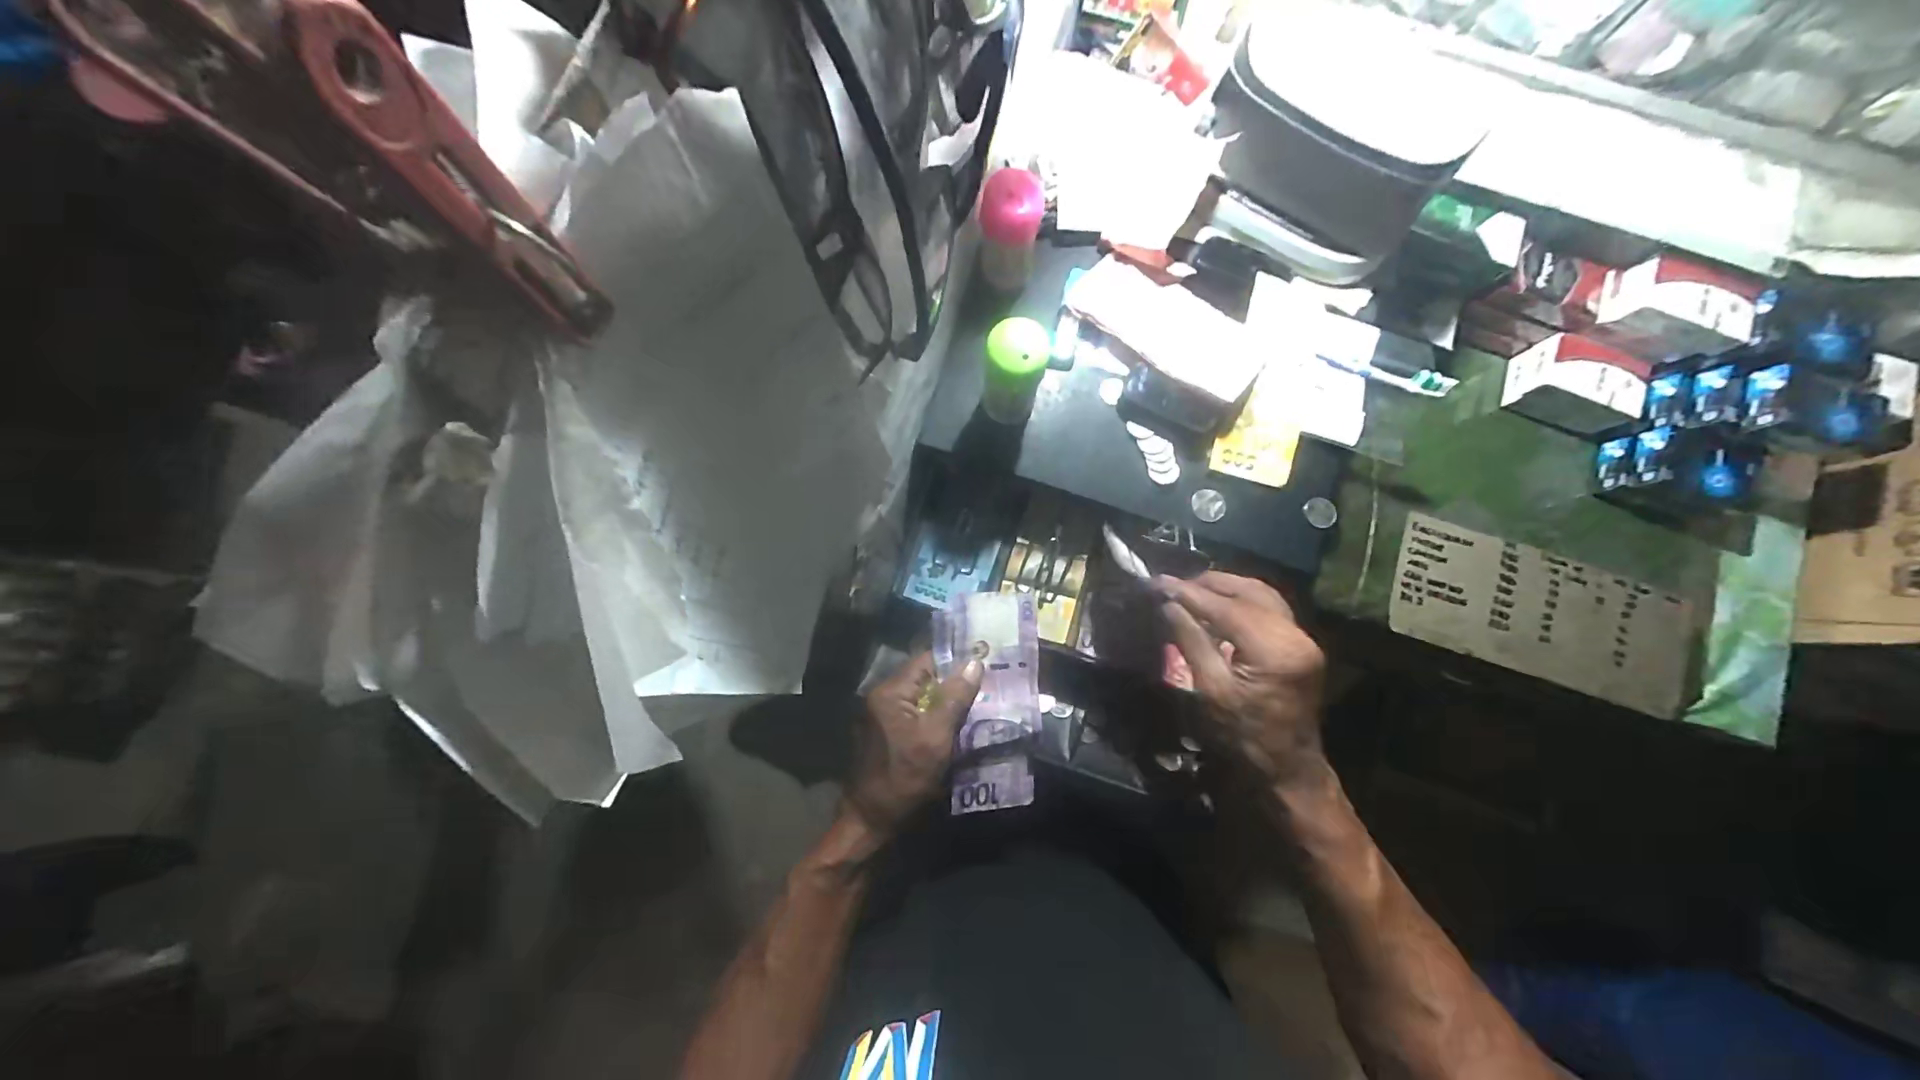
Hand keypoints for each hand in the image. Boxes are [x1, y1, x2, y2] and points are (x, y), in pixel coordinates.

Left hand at [843, 651, 982, 836]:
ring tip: (975, 704)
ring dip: (944, 700)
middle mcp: (880, 695)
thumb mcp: (935, 737)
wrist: (870, 818)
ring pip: (920, 695)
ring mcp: (879, 713)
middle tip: (985, 686)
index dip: (955, 661)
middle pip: (923, 677)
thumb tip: (974, 663)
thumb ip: (954, 698)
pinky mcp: (883, 730)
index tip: (983, 665)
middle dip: (953, 682)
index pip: (926, 660)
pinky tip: (953, 724)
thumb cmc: (904, 777)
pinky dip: (932, 715)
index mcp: (889, 691)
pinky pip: (913, 711)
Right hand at [1155, 572, 1326, 787]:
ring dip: (1224, 588)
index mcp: (1276, 650)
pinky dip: (1241, 599)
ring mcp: (1302, 638)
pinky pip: (1269, 607)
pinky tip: (1217, 603)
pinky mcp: (1299, 644)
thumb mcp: (1210, 691)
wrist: (1287, 769)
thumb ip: (1191, 641)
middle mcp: (1296, 635)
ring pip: (1260, 594)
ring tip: (1190, 590)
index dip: (1189, 593)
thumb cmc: (1243, 738)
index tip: (1157, 582)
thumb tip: (1168, 604)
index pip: (1226, 608)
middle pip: (1247, 592)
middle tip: (1170, 585)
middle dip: (1206, 585)